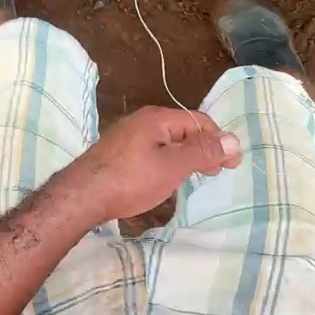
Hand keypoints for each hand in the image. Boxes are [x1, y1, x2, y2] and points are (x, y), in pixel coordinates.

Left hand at [50, 107, 241, 220]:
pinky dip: (168, 162)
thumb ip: (202, 152)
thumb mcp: (172, 166)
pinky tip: (168, 179)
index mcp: (157, 118)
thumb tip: (233, 139)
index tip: (232, 165)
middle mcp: (142, 121)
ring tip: (197, 176)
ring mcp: (127, 137)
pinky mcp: (118, 154)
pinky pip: (152, 152)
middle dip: (204, 149)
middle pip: (183, 130)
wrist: (81, 196)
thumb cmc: (130, 179)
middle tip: (218, 172)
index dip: (219, 141)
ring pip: (167, 142)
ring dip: (186, 157)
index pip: (199, 121)